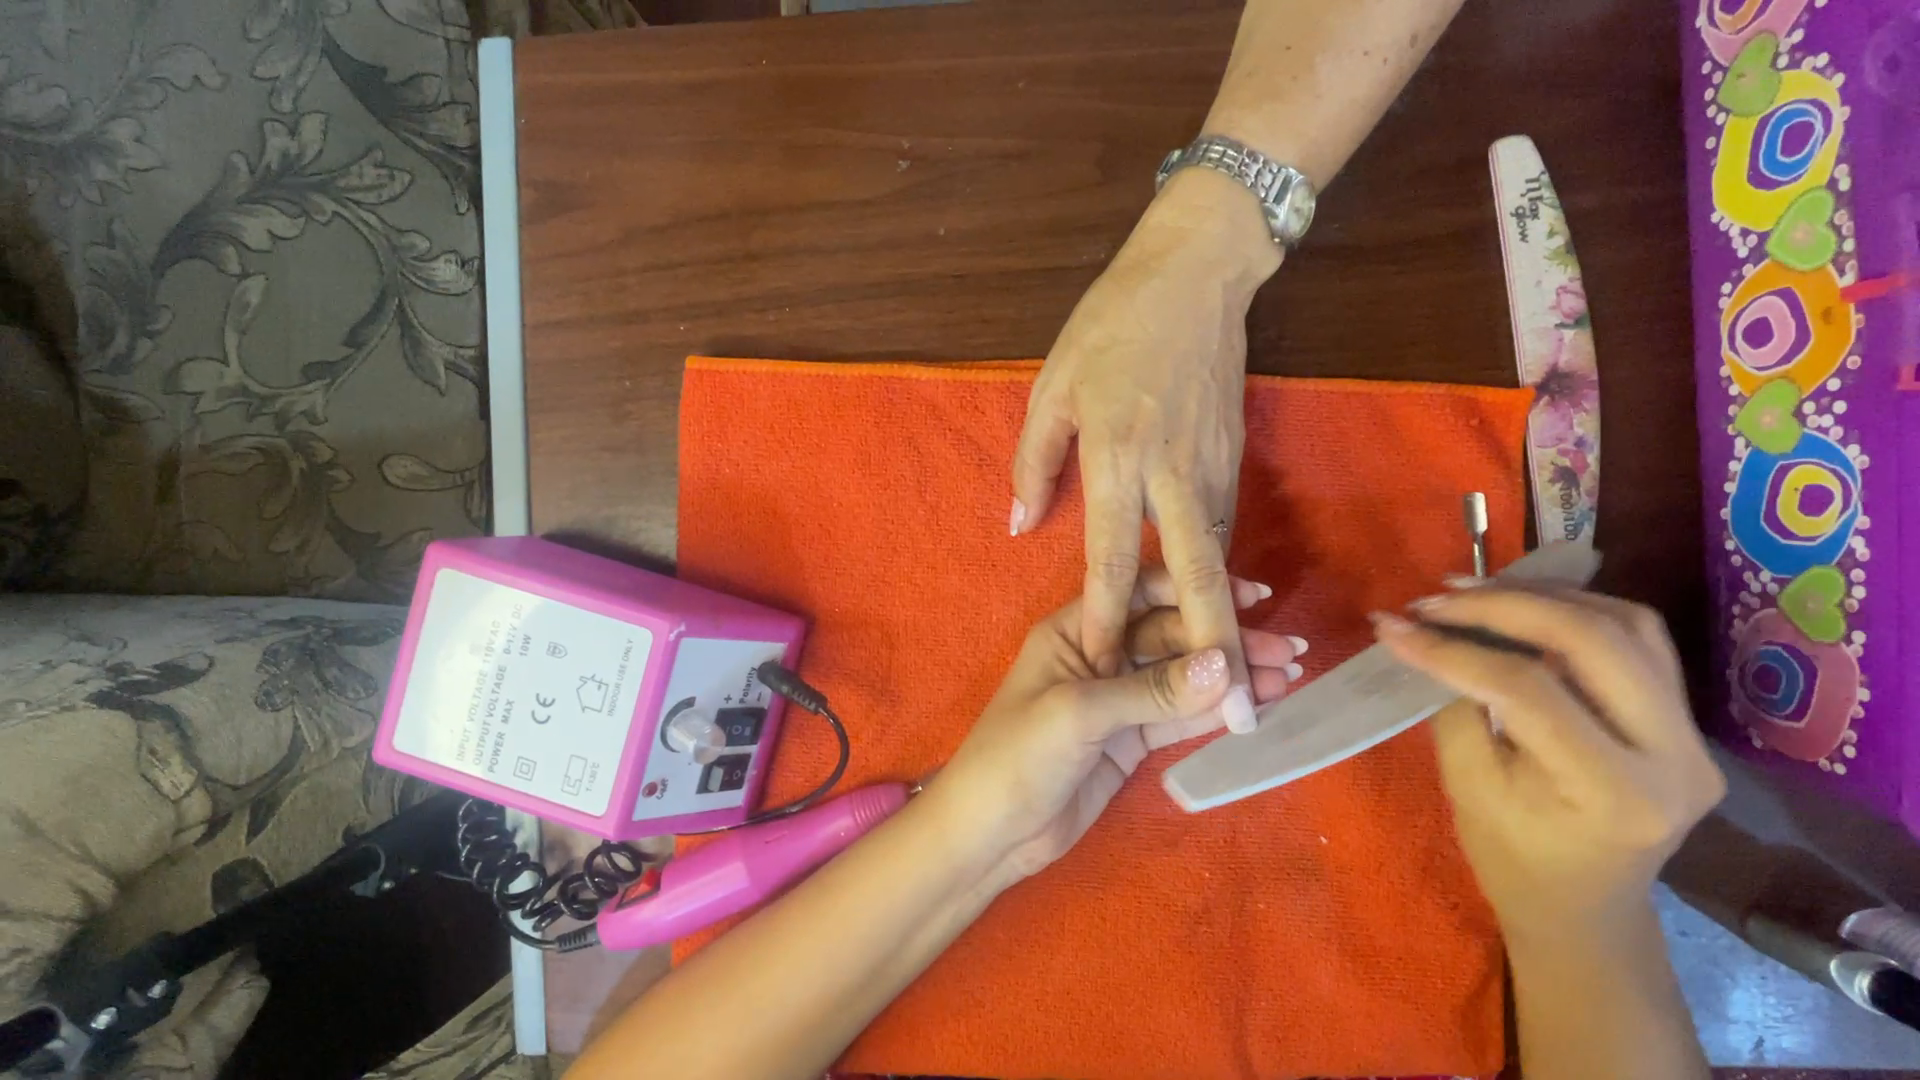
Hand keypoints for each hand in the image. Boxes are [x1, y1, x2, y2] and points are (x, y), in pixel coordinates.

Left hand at [930, 571, 1304, 882]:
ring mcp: (1117, 698)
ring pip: (1183, 677)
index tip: (1252, 596)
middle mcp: (1099, 654)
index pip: (1141, 594)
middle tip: (1288, 651)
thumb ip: (1151, 691)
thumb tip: (1225, 662)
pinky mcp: (1130, 739)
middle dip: (1226, 640)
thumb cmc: (1017, 758)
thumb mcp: (1079, 714)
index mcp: (1073, 629)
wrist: (990, 834)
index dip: (1194, 591)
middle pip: (1171, 636)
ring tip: (1288, 675)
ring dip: (1231, 675)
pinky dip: (1216, 710)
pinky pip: (1180, 716)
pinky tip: (1257, 704)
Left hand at [1011, 171, 1280, 734]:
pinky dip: (1223, 576)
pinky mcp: (1237, 460)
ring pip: (1220, 559)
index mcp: (1115, 458)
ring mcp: (1213, 468)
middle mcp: (1171, 475)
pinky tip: (1223, 613)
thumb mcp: (1051, 389)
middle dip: (1216, 651)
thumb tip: (1021, 527)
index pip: (1111, 559)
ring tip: (1241, 686)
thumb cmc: (1109, 330)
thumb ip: (1035, 464)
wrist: (1194, 275)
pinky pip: (1224, 529)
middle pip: (1197, 578)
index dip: (1108, 622)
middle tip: (1237, 715)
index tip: (1107, 676)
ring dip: (1232, 624)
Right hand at [1373, 587, 1726, 934]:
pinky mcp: (1684, 718)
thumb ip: (1457, 705)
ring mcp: (1693, 735)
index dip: (1453, 650)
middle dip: (1505, 605)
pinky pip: (1638, 639)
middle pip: (1595, 640)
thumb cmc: (1511, 858)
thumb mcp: (1468, 785)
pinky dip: (1574, 610)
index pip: (1528, 690)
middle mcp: (1676, 756)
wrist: (1582, 904)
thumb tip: (1420, 632)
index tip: (1392, 626)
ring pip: (1628, 625)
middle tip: (1436, 597)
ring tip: (1473, 592)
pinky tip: (1521, 607)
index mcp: (1614, 791)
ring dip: (1543, 597)